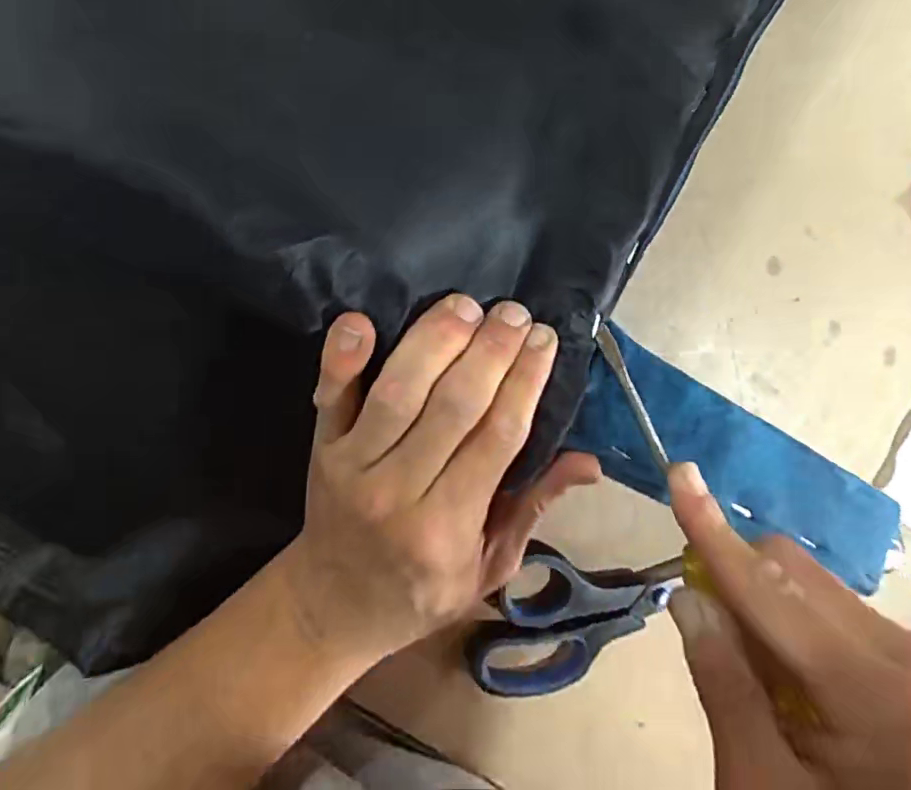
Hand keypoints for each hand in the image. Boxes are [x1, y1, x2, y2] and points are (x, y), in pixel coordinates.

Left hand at [277, 294, 601, 664]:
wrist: (333, 605)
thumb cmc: (422, 590)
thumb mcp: (489, 567)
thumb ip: (533, 507)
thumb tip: (588, 462)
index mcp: (447, 527)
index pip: (497, 437)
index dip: (525, 382)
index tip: (544, 339)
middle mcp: (398, 491)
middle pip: (453, 405)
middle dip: (491, 351)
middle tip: (515, 313)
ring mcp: (353, 465)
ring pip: (399, 390)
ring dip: (435, 340)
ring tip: (467, 307)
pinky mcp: (321, 446)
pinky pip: (330, 395)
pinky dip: (343, 357)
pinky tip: (362, 319)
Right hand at [666, 464, 910, 789]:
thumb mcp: (762, 787)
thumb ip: (725, 685)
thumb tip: (689, 598)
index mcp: (883, 694)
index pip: (770, 589)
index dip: (712, 532)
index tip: (680, 473)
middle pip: (792, 574)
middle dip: (735, 582)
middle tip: (707, 633)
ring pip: (808, 588)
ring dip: (761, 611)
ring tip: (761, 686)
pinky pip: (831, 614)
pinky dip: (790, 632)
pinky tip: (793, 691)